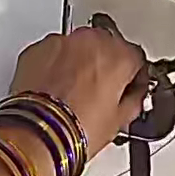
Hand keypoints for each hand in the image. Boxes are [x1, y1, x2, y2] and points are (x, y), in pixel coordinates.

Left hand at [5, 27, 146, 158]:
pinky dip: (54, 65)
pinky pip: (53, 53)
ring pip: (77, 48)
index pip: (136, 58)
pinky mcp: (37, 49)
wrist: (38, 133)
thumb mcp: (119, 120)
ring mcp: (62, 43)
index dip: (133, 77)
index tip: (127, 88)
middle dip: (104, 66)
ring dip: (78, 63)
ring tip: (72, 92)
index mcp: (118, 56)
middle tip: (98, 92)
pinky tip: (53, 88)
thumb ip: (133, 100)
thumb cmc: (75, 128)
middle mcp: (91, 41)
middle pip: (106, 47)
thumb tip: (131, 97)